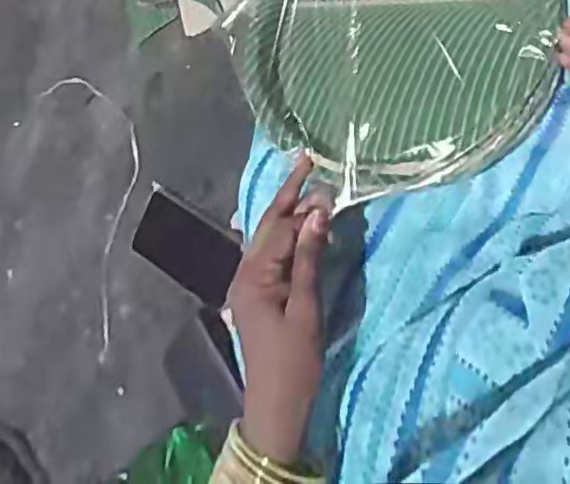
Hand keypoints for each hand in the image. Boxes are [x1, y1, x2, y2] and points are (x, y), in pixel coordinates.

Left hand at [228, 155, 331, 463]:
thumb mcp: (306, 308)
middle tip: (307, 161)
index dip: (303, 203)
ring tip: (309, 184)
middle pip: (269, 224)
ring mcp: (249, 283)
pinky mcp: (258, 292)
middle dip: (289, 193)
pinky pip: (273, 252)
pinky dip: (289, 234)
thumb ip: (309, 257)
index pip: (280, 227)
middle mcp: (245, 273)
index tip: (324, 179)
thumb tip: (318, 212)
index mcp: (253, 276)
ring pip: (270, 236)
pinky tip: (303, 223)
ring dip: (289, 211)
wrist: (275, 409)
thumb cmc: (293, 361)